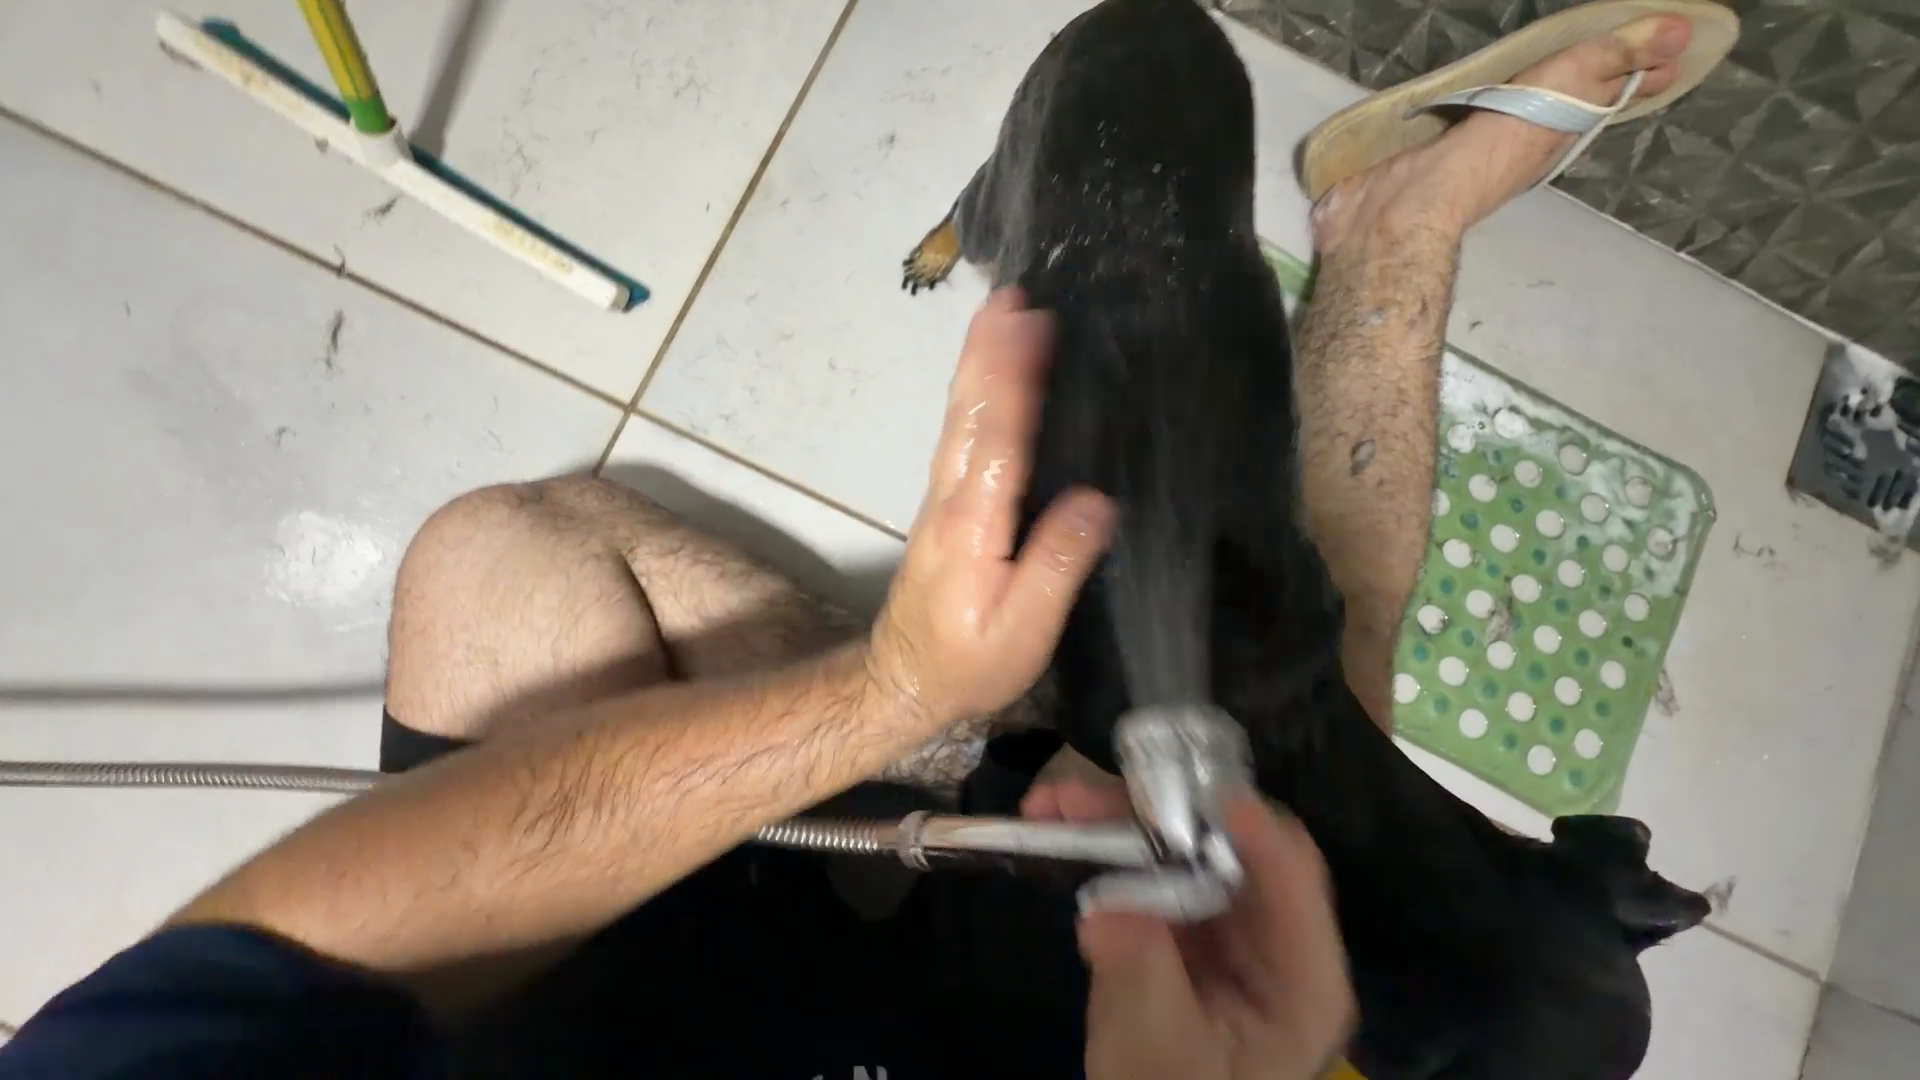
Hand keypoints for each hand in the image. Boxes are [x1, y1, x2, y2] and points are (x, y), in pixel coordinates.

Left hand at [868, 288, 1116, 730]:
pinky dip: (975, 400)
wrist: (905, 681)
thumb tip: (1096, 499)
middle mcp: (951, 499)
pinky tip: (989, 383)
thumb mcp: (1024, 628)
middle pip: (969, 413)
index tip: (1024, 319)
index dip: (1010, 376)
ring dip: (978, 367)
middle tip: (1008, 295)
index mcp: (974, 522)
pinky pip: (962, 440)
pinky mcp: (945, 510)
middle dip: (988, 352)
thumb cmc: (968, 664)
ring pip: (960, 421)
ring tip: (999, 319)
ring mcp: (942, 502)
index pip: (995, 436)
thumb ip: (1057, 562)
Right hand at [1023, 780, 1355, 1079]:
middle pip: (1225, 842)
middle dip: (1154, 808)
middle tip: (1083, 798)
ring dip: (1114, 814)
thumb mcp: (1158, 1053)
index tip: (1198, 795)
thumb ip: (1141, 976)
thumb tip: (1105, 906)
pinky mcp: (1175, 913)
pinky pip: (1143, 857)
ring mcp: (1217, 916)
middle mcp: (1265, 928)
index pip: (1292, 879)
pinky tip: (1052, 827)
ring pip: (1177, 838)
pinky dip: (1099, 837)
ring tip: (1050, 803)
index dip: (1251, 828)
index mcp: (1297, 973)